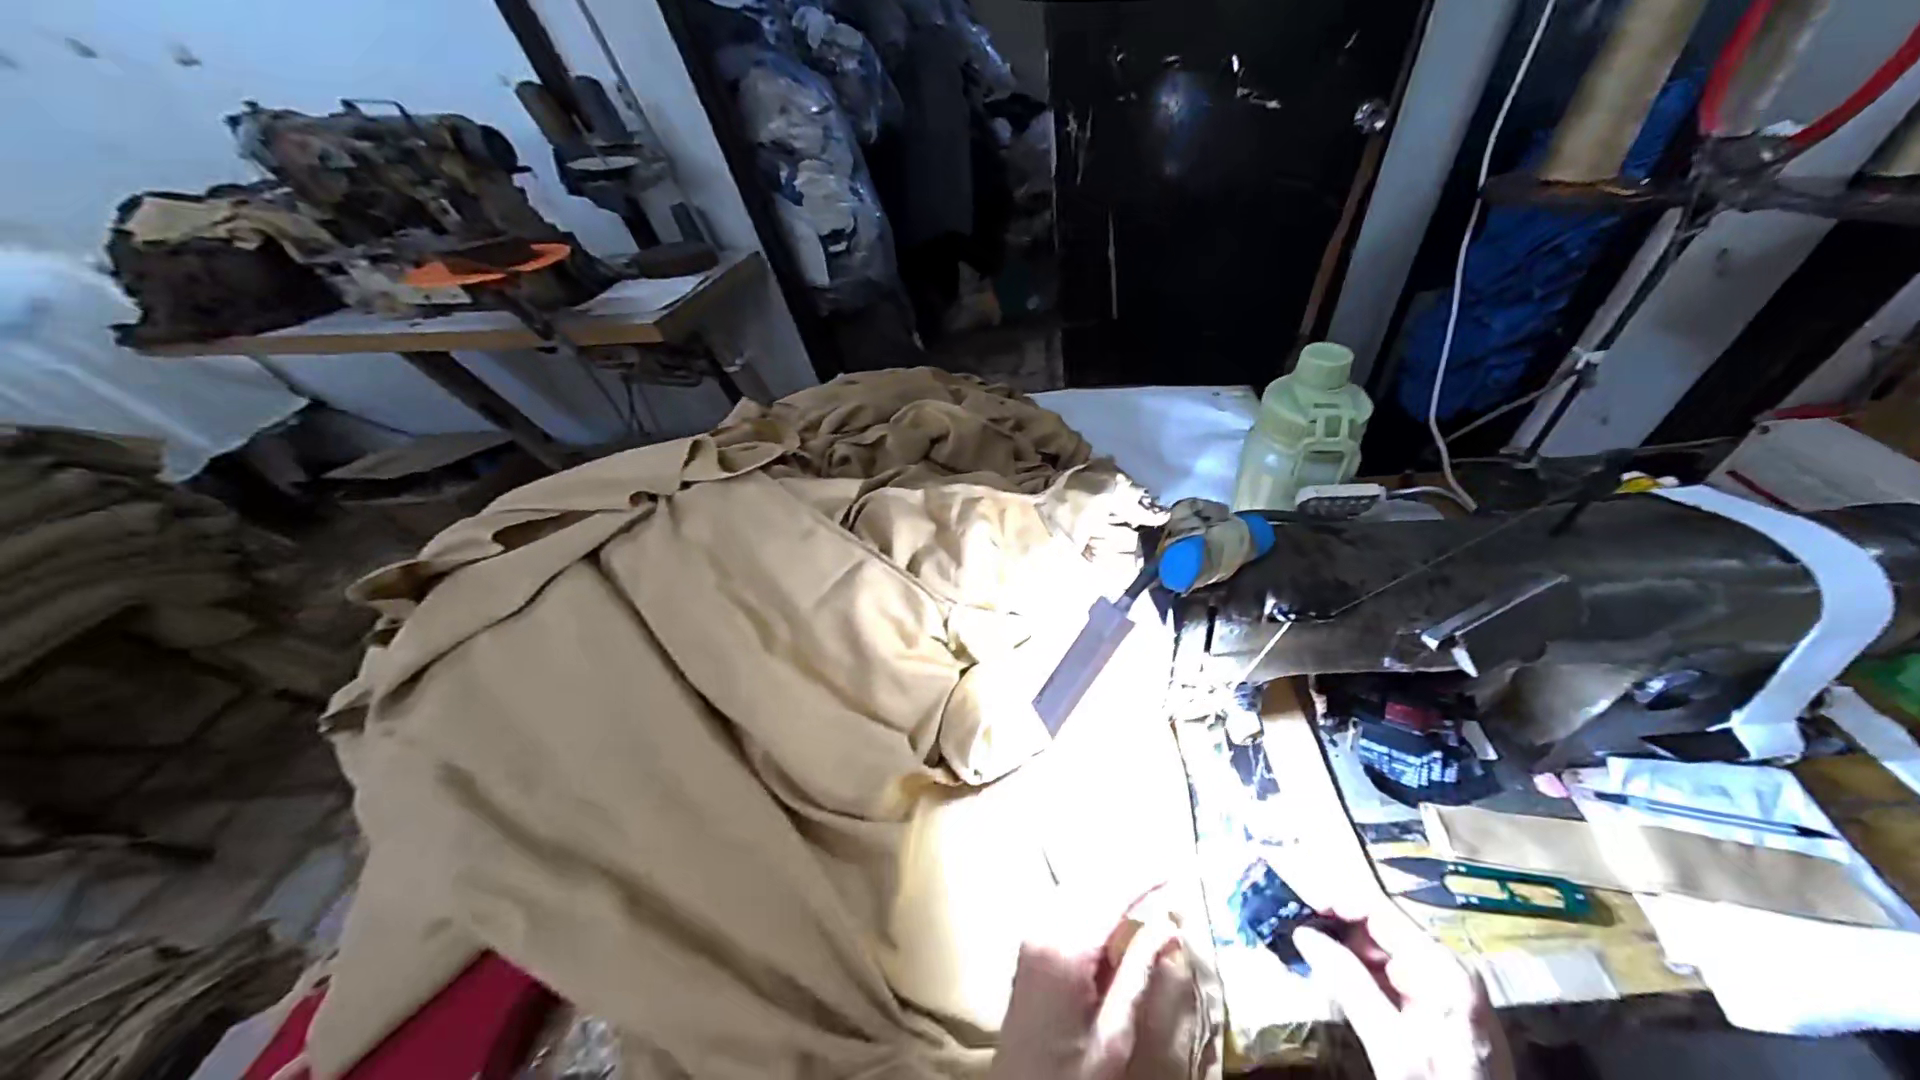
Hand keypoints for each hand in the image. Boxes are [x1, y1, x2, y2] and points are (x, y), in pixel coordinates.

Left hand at [989, 886, 1186, 1079]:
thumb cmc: (1070, 1073)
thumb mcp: (1114, 1033)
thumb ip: (1138, 973)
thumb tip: (1168, 927)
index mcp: (1065, 948)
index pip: (1110, 895)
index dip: (1143, 878)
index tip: (1174, 869)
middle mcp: (1043, 927)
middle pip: (1091, 883)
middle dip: (1128, 876)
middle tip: (1165, 877)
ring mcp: (1031, 931)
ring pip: (1076, 888)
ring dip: (1110, 885)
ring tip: (1145, 891)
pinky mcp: (1029, 942)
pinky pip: (1064, 903)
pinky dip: (1091, 898)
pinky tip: (1113, 911)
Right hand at [1291, 900, 1512, 1079]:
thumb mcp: (1389, 1046)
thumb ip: (1348, 982)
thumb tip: (1304, 933)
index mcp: (1444, 970)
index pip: (1380, 912)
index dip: (1335, 903)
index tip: (1295, 907)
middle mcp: (1450, 971)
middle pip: (1382, 930)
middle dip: (1338, 931)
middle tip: (1296, 936)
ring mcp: (1448, 993)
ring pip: (1384, 953)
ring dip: (1347, 953)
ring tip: (1311, 958)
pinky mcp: (1440, 1014)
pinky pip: (1393, 977)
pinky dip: (1362, 975)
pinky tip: (1340, 984)